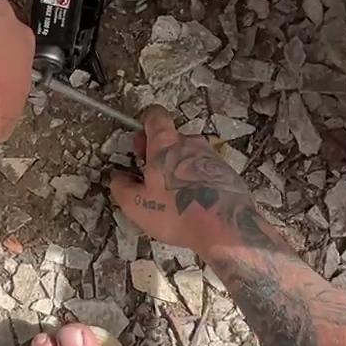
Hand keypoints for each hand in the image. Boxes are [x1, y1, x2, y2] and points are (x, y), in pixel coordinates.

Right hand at [108, 106, 263, 254]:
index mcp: (166, 144)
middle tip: (149, 172)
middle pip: (172, 137)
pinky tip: (191, 202)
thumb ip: (121, 187)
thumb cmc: (180, 213)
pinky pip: (205, 171)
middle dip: (159, 151)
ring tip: (171, 194)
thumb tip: (118, 180)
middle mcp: (191, 144)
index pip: (155, 116)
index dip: (145, 124)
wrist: (225, 229)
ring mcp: (212, 158)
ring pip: (189, 155)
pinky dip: (195, 180)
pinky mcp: (227, 174)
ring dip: (178, 167)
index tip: (140, 139)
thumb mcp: (136, 205)